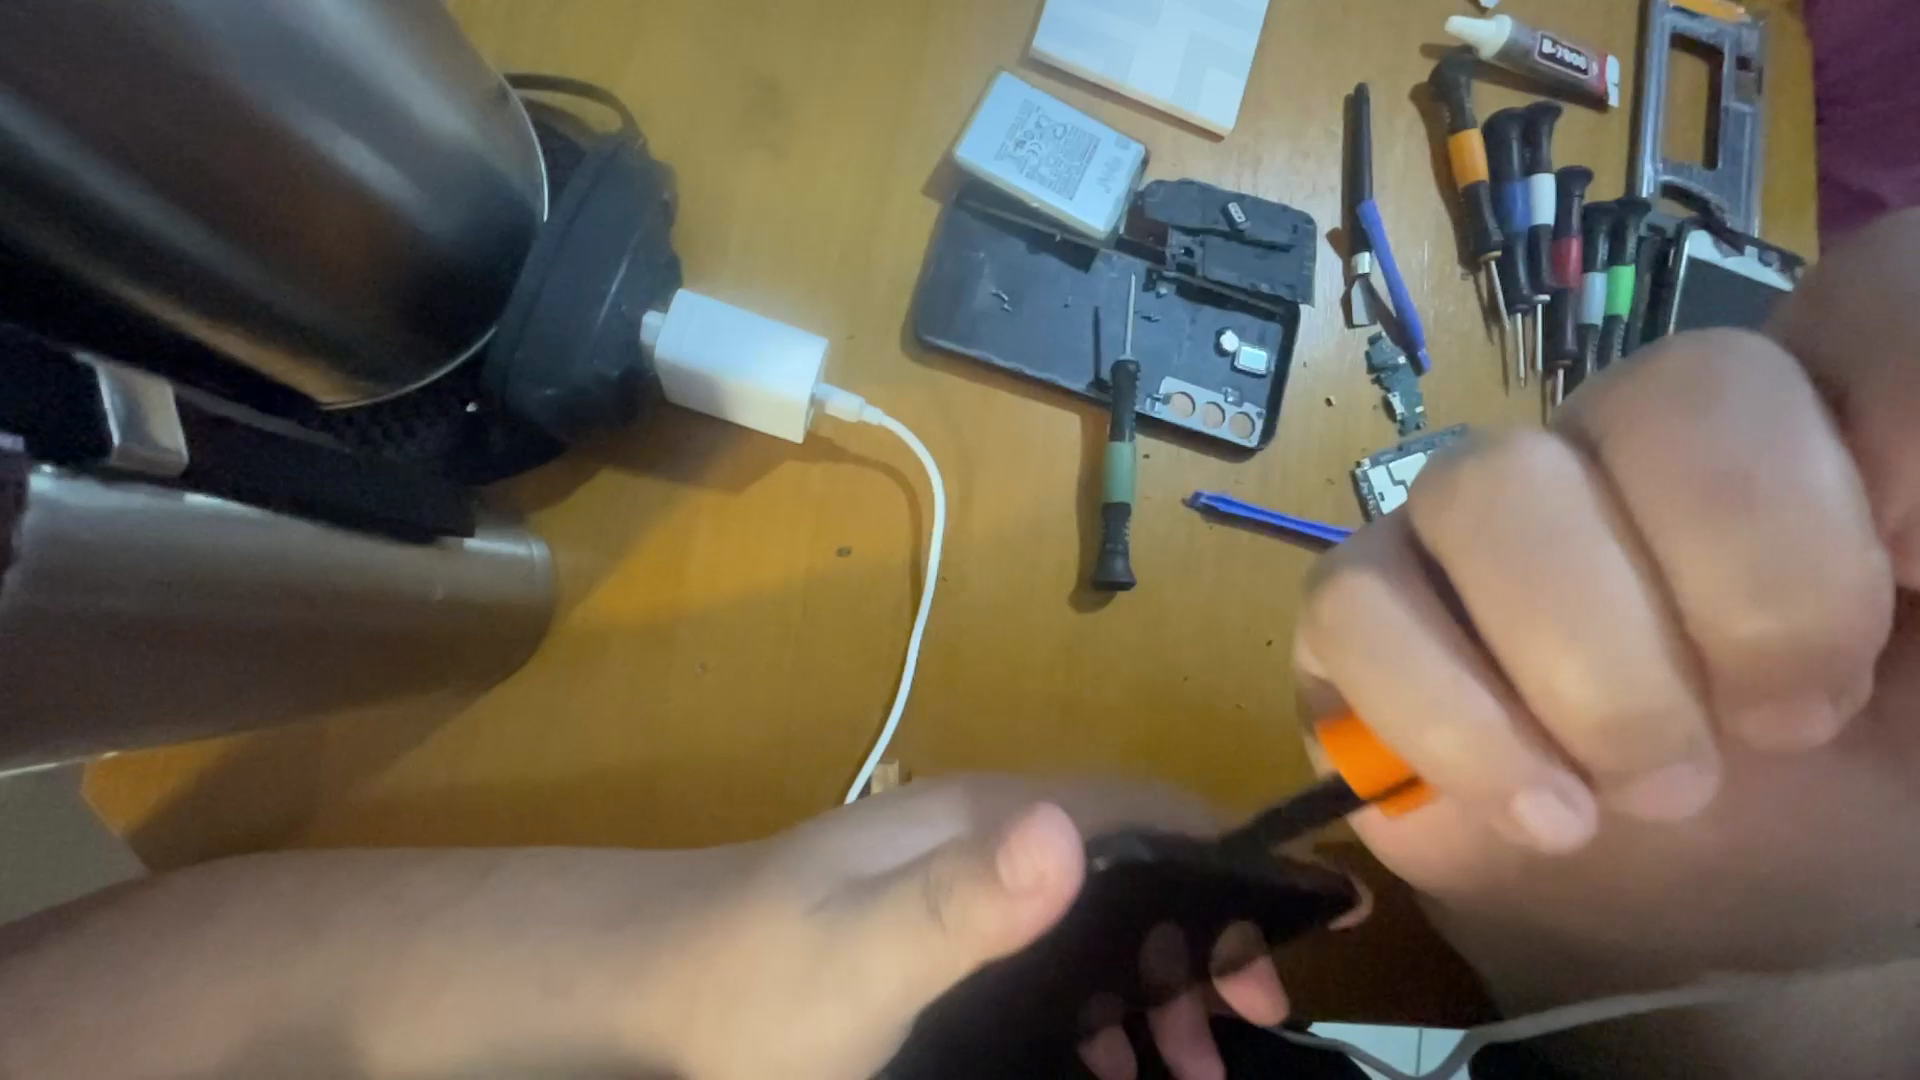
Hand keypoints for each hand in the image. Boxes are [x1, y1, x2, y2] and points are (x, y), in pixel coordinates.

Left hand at [661, 775, 1360, 1079]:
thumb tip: (1072, 832)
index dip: (1221, 865)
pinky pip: (1058, 944)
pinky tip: (1111, 1062)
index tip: (1268, 968)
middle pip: (1134, 858)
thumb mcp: (863, 953)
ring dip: (1156, 978)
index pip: (1137, 810)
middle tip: (1231, 1040)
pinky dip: (1104, 996)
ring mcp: (971, 873)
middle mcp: (992, 832)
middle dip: (1202, 938)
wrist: (665, 978)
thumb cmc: (763, 976)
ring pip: (1102, 905)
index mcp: (989, 820)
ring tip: (1180, 1070)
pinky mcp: (951, 917)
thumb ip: (961, 897)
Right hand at [1292, 210, 1919, 999]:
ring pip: (1489, 488)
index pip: (1875, 294)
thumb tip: (1897, 532)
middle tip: (1778, 730)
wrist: (1660, 905)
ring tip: (1640, 786)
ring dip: (1588, 667)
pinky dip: (1449, 718)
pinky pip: (1355, 608)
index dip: (1908, 396)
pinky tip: (1530, 804)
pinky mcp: (1351, 603)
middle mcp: (1619, 449)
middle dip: (1753, 584)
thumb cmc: (1842, 807)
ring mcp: (1464, 518)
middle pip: (1670, 389)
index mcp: (1806, 441)